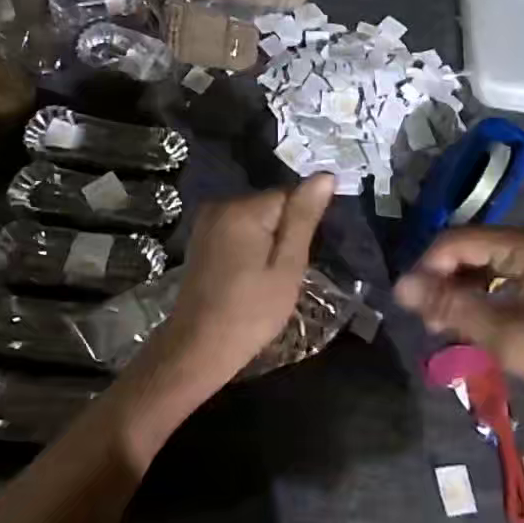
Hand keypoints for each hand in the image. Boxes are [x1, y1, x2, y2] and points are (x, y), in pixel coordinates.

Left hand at [134, 174, 336, 402]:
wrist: (198, 347)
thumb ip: (304, 218)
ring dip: (267, 241)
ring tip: (266, 277)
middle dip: (284, 233)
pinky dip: (249, 247)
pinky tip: (248, 275)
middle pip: (271, 205)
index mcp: (244, 209)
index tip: (297, 259)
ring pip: (256, 218)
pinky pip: (238, 230)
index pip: (290, 195)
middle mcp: (221, 205)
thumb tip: (325, 175)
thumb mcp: (287, 267)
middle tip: (283, 272)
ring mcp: (206, 221)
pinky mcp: (201, 238)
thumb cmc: (251, 312)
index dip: (301, 226)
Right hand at [394, 227, 523, 449]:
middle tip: (426, 321)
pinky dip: (486, 298)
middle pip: (472, 249)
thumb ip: (454, 307)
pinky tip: (477, 325)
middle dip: (443, 280)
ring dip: (462, 291)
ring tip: (446, 328)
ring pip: (488, 265)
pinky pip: (508, 278)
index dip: (426, 268)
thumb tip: (400, 286)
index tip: (406, 305)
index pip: (457, 241)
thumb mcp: (509, 337)